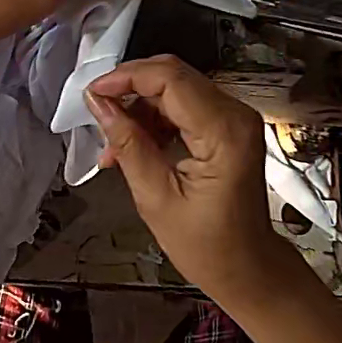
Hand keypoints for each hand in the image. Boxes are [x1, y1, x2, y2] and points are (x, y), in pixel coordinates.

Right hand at [84, 56, 298, 305]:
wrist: (247, 266)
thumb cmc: (207, 245)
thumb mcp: (155, 197)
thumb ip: (128, 143)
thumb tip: (99, 104)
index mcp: (224, 134)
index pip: (171, 80)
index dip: (127, 78)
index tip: (94, 93)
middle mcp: (236, 115)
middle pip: (175, 76)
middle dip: (130, 87)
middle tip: (97, 109)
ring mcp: (235, 117)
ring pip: (177, 87)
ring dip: (140, 106)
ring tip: (114, 142)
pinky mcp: (229, 125)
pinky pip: (185, 104)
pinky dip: (155, 116)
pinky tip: (134, 142)